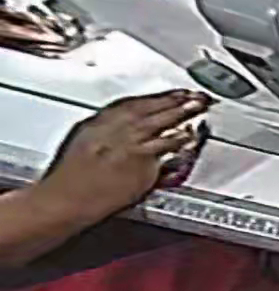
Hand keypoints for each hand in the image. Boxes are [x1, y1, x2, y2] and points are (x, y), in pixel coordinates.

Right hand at [38, 91, 208, 221]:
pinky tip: (190, 133)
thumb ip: (119, 141)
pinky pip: (161, 144)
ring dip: (178, 112)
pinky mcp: (135, 158)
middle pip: (142, 109)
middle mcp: (106, 131)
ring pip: (154, 121)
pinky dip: (176, 137)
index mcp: (94, 127)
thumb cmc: (81, 181)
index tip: (173, 93)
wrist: (68, 197)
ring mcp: (122, 143)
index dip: (153, 98)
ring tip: (198, 105)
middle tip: (194, 94)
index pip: (126, 106)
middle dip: (170, 100)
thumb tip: (147, 139)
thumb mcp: (92, 150)